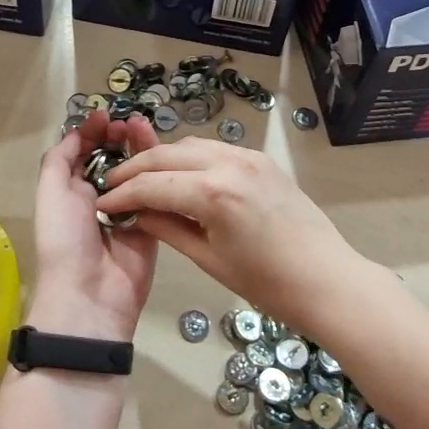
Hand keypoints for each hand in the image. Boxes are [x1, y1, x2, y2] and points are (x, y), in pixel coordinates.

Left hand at [28, 111, 159, 340]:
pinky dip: (161, 174)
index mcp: (72, 191)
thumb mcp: (51, 192)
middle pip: (114, 159)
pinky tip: (166, 155)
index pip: (86, 153)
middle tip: (129, 121)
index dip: (94, 132)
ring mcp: (128, 210)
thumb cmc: (65, 238)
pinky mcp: (153, 224)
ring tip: (144, 128)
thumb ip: (60, 158)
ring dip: (140, 149)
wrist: (90, 293)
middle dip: (120, 137)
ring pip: (137, 172)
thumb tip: (79, 131)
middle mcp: (100, 197)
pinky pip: (158, 194)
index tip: (107, 114)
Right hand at [97, 139, 374, 336]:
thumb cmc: (267, 283)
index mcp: (214, 192)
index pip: (153, 184)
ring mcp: (248, 156)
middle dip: (136, 168)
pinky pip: (214, 149)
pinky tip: (179, 176)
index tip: (102, 203)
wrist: (326, 279)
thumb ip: (167, 228)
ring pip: (190, 145)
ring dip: (162, 158)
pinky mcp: (261, 159)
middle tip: (113, 185)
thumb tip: (134, 213)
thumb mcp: (209, 259)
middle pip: (167, 154)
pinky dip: (190, 158)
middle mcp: (230, 162)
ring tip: (142, 179)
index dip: (123, 193)